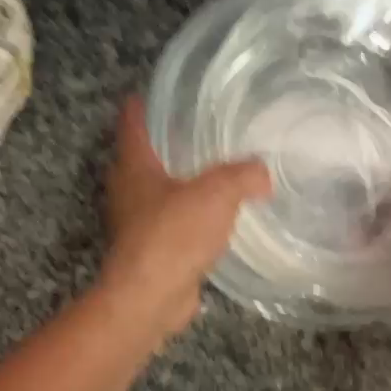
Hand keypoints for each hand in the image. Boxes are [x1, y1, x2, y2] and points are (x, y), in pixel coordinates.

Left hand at [102, 97, 270, 334]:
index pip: (132, 127)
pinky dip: (189, 219)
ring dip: (178, 185)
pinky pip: (172, 226)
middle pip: (141, 161)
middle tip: (192, 130)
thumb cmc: (173, 234)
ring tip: (212, 172)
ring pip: (157, 195)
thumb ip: (243, 175)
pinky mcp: (150, 253)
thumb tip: (262, 174)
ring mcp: (135, 225)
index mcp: (134, 168)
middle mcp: (128, 193)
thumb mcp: (217, 193)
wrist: (150, 297)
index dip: (139, 109)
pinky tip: (215, 219)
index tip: (145, 94)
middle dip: (162, 146)